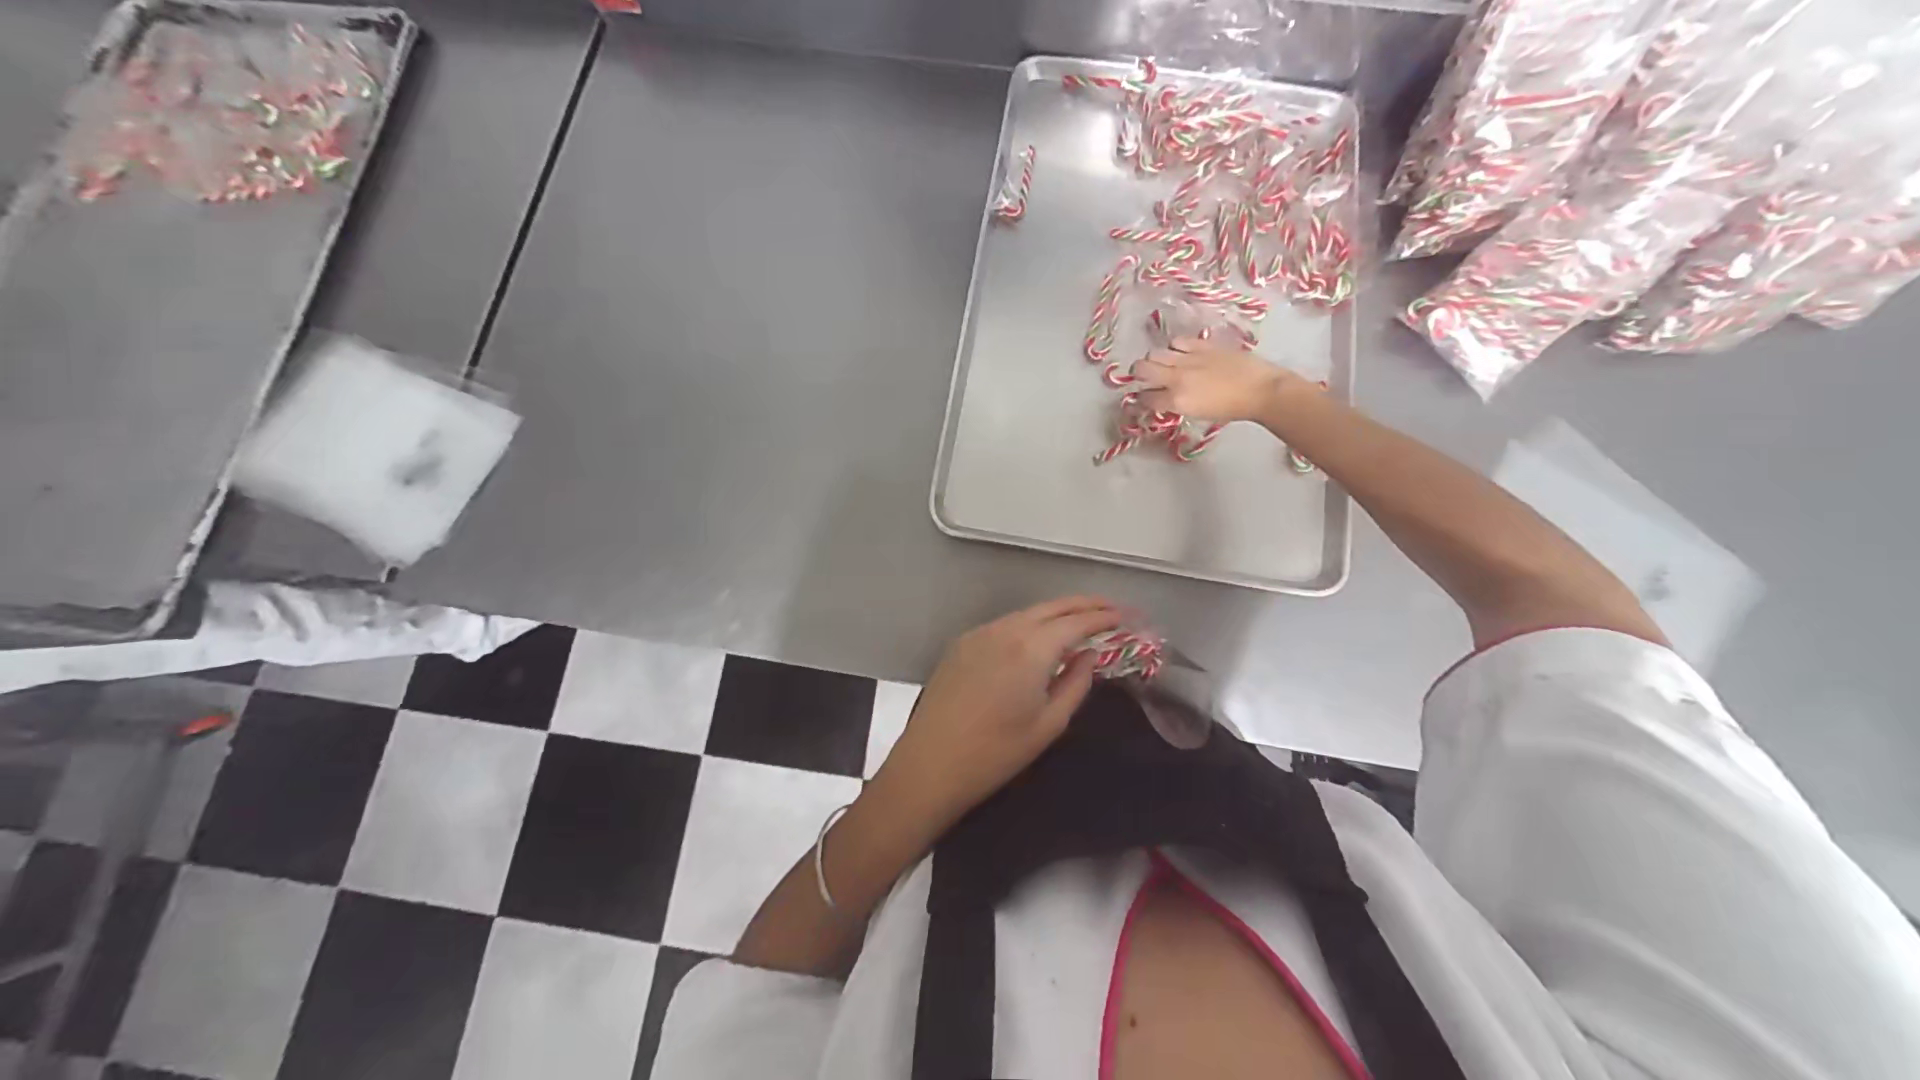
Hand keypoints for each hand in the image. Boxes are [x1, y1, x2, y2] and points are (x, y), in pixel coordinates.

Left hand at [871, 596, 1121, 825]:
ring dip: (1056, 612)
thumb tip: (1089, 655)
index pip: (1077, 621)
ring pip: (1027, 613)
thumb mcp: (1049, 723)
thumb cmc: (996, 753)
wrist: (931, 763)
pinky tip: (1039, 637)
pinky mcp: (962, 643)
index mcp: (1032, 648)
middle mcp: (1005, 629)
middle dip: (1084, 604)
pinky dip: (1029, 623)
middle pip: (1052, 607)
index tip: (1127, 615)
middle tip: (1111, 608)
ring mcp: (980, 633)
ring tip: (1081, 620)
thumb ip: (1076, 683)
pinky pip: (1005, 624)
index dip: (1104, 616)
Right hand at [1135, 336, 1307, 422]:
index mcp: (1176, 400)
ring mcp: (1189, 358)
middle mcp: (1177, 377)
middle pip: (1141, 368)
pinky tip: (1182, 353)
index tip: (1142, 399)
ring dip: (1155, 359)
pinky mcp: (1202, 345)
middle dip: (1138, 373)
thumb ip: (1176, 404)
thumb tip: (1163, 399)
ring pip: (1155, 352)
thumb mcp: (1197, 414)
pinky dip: (1174, 347)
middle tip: (1146, 377)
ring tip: (1164, 363)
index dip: (1140, 399)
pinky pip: (1177, 341)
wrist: (1261, 390)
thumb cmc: (1231, 409)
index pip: (1144, 397)